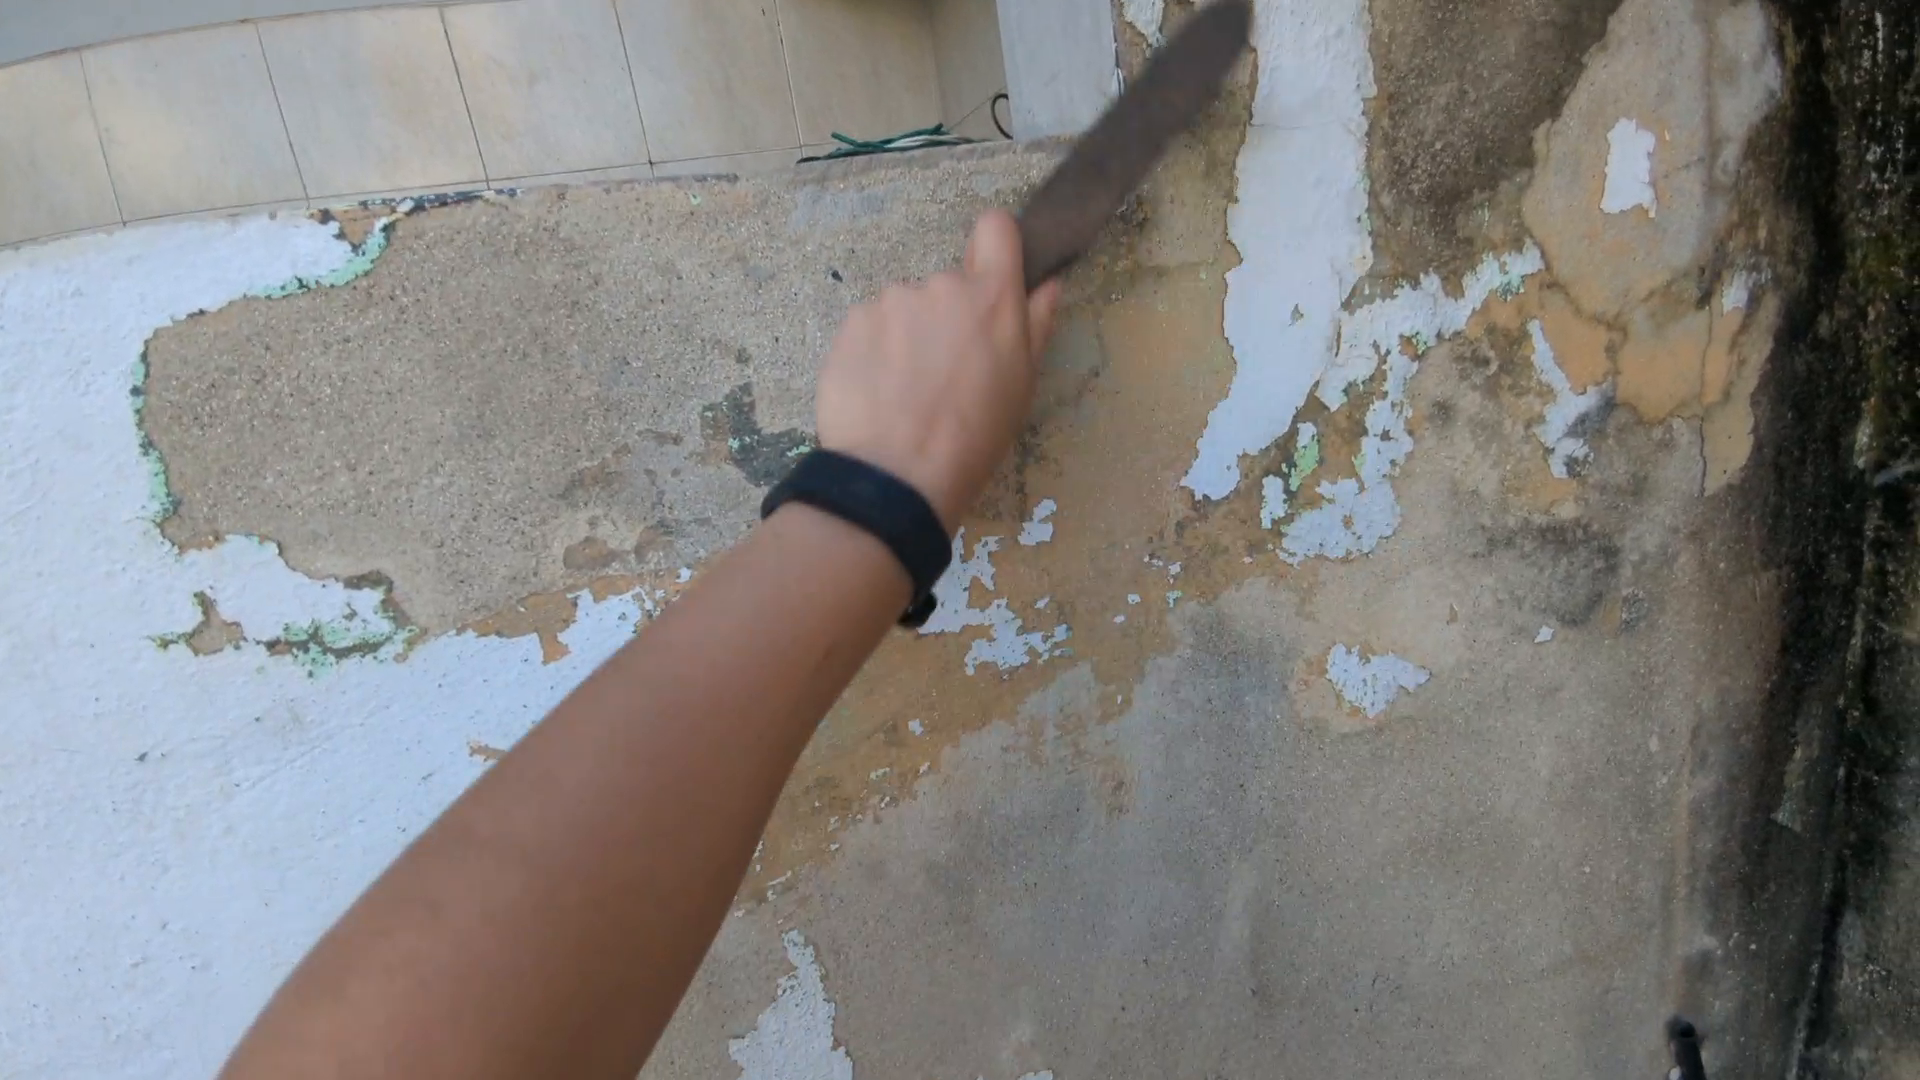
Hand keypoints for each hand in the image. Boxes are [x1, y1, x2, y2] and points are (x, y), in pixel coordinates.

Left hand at [814, 209, 1062, 529]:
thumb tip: (1049, 283)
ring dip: (907, 337)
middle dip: (947, 318)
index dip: (994, 250)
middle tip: (943, 374)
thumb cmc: (973, 439)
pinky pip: (869, 328)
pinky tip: (877, 394)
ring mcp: (890, 302)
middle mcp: (939, 285)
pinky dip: (874, 353)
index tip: (989, 284)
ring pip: (905, 309)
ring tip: (905, 393)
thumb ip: (1036, 325)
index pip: (996, 228)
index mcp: (991, 297)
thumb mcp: (1022, 388)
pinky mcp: (850, 324)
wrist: (897, 475)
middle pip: (946, 285)